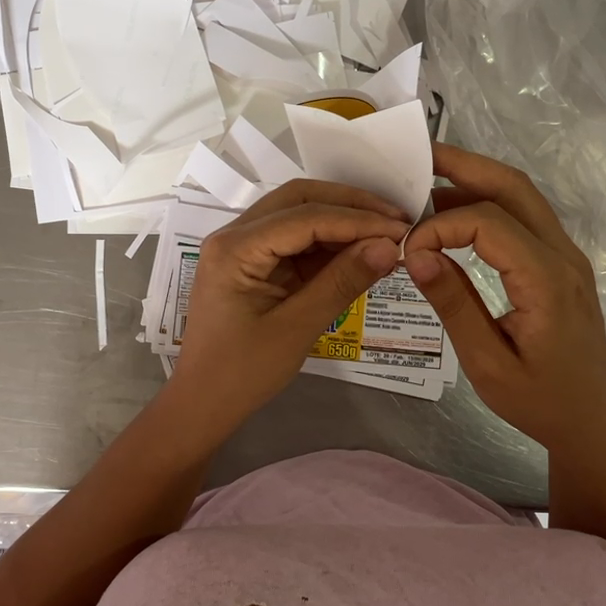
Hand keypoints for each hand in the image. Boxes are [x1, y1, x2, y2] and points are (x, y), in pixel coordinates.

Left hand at [170, 180, 409, 429]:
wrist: (203, 404)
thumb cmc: (242, 373)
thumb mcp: (297, 328)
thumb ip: (342, 282)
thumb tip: (388, 246)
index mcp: (235, 248)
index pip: (305, 216)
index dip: (358, 219)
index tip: (402, 230)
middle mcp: (233, 236)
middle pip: (299, 200)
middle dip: (350, 207)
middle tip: (397, 223)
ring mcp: (241, 249)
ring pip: (298, 216)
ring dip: (342, 224)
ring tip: (387, 239)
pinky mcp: (253, 265)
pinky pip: (294, 242)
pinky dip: (328, 246)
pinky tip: (361, 255)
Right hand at [400, 143, 605, 448]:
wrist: (593, 419)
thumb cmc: (540, 401)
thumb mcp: (487, 364)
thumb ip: (453, 305)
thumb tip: (415, 255)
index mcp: (546, 280)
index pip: (488, 223)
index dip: (440, 226)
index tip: (405, 251)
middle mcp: (563, 255)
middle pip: (514, 186)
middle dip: (463, 166)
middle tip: (415, 159)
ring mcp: (566, 255)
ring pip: (521, 195)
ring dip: (475, 180)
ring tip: (426, 182)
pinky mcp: (560, 263)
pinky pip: (524, 217)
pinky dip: (487, 204)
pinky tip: (453, 216)